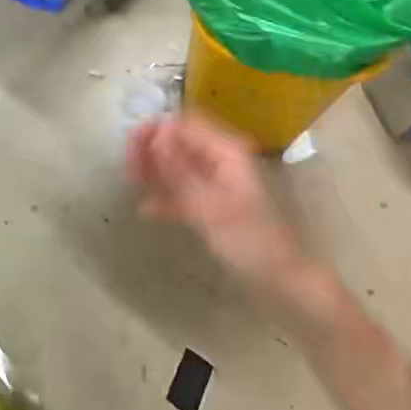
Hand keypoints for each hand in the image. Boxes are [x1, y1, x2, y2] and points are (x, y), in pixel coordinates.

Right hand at [128, 115, 305, 293]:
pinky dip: (169, 196)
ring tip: (130, 179)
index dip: (157, 129)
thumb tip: (158, 133)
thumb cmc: (251, 243)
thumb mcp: (210, 207)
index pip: (186, 125)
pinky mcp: (217, 205)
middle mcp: (224, 160)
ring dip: (157, 170)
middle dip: (154, 148)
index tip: (130, 144)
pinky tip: (148, 209)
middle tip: (127, 165)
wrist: (283, 284)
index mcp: (228, 151)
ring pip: (182, 165)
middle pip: (182, 142)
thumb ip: (180, 170)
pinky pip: (187, 190)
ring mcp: (220, 182)